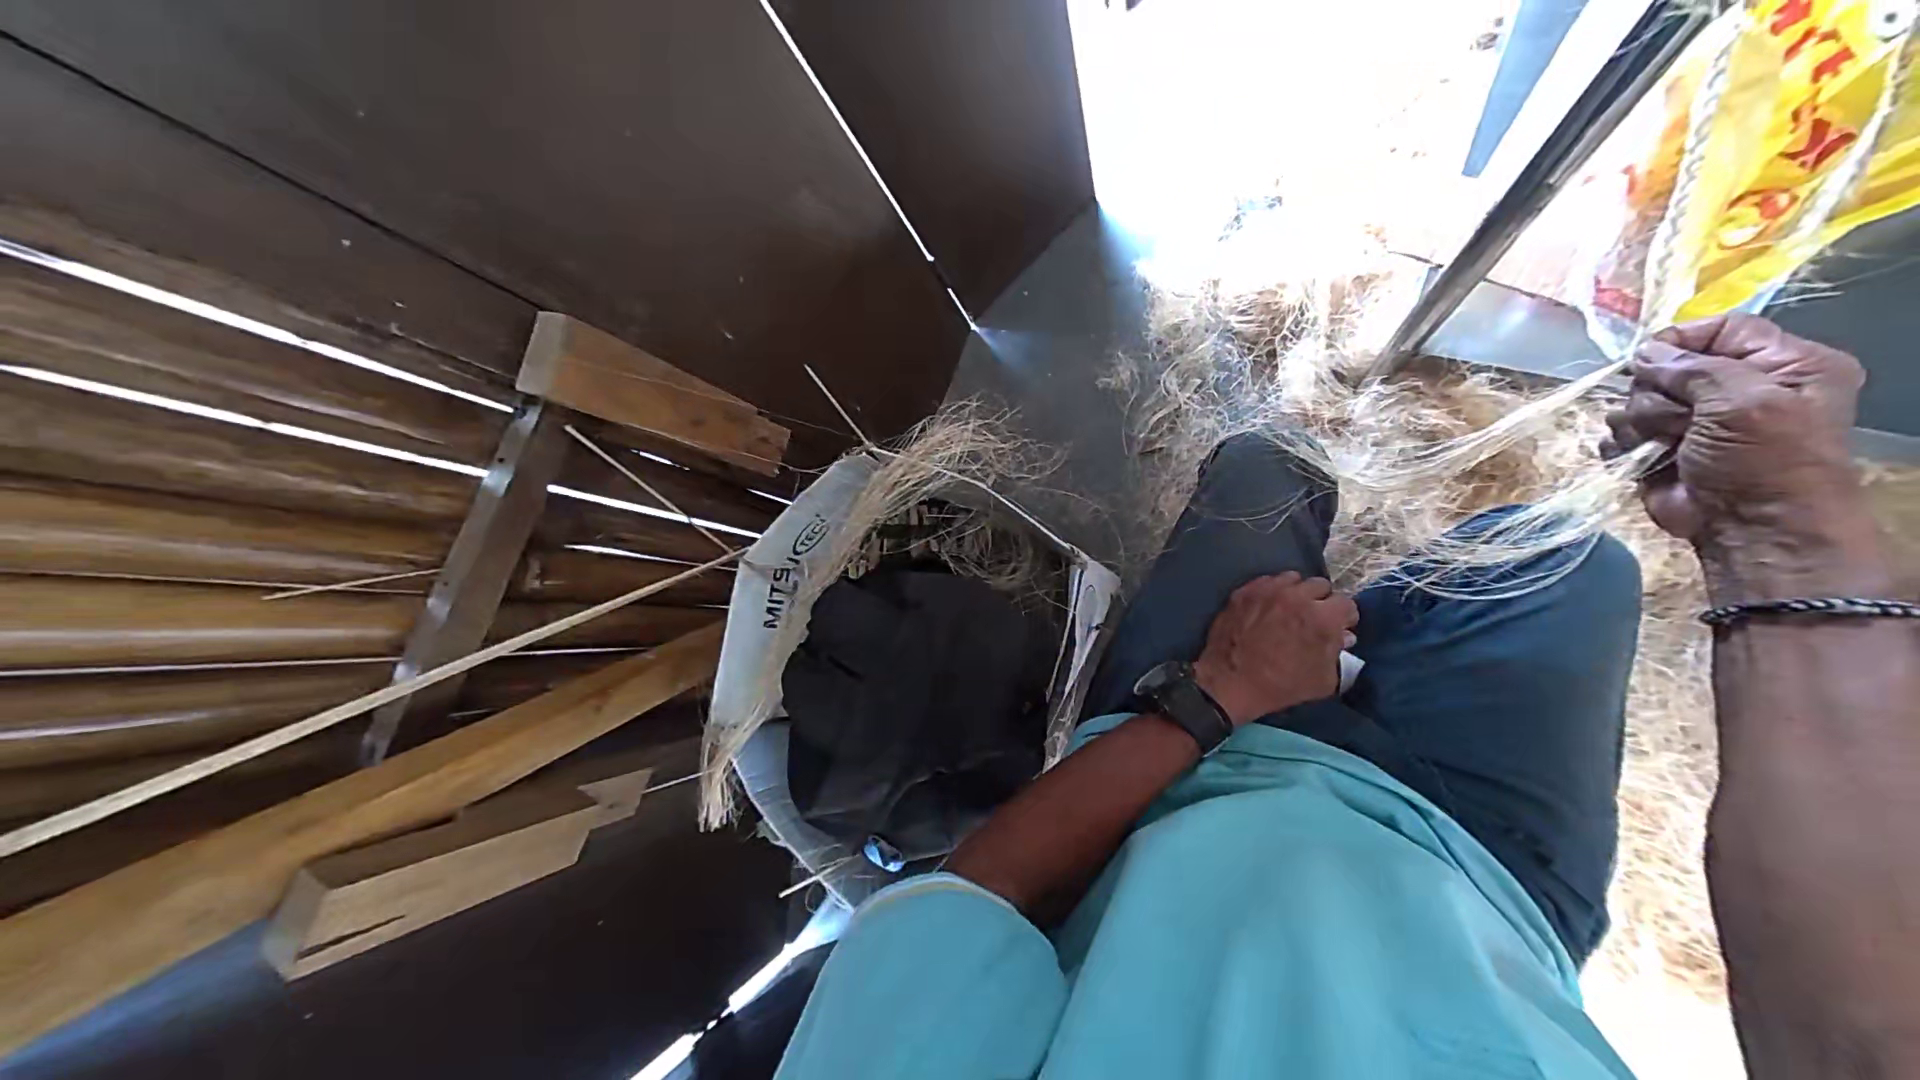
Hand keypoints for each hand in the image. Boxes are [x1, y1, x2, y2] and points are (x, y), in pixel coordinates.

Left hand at [1192, 572, 1357, 725]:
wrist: (1231, 682)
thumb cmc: (1282, 685)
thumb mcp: (1325, 680)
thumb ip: (1338, 653)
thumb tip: (1342, 636)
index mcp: (1323, 618)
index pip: (1346, 604)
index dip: (1343, 618)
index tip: (1337, 628)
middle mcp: (1297, 597)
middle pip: (1320, 586)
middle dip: (1320, 602)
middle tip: (1311, 618)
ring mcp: (1268, 591)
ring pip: (1292, 579)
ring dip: (1296, 592)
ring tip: (1288, 610)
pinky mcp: (1245, 591)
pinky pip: (1266, 581)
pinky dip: (1271, 591)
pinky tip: (1267, 607)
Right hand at [1603, 314, 1865, 543]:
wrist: (1750, 525)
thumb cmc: (1765, 460)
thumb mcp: (1745, 401)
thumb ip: (1694, 368)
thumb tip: (1643, 351)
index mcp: (1781, 365)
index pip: (1721, 328)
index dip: (1680, 340)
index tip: (1650, 359)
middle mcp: (1735, 389)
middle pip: (1665, 368)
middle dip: (1658, 395)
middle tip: (1681, 422)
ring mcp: (1692, 421)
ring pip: (1634, 403)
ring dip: (1641, 424)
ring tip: (1667, 446)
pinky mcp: (1657, 449)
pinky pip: (1618, 434)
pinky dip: (1623, 446)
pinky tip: (1642, 458)